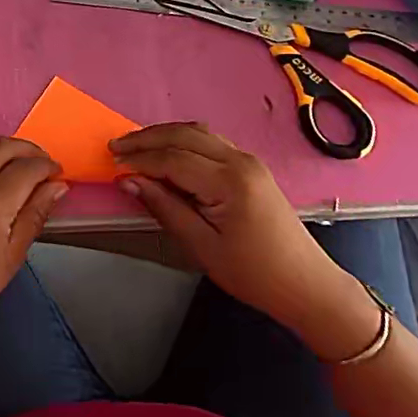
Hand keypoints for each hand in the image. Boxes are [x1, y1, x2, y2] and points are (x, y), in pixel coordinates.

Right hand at [111, 123, 380, 360]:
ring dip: (165, 135)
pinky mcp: (251, 166)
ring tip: (136, 146)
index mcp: (229, 181)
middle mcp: (240, 160)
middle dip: (147, 138)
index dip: (140, 160)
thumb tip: (130, 181)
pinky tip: (167, 152)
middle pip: (185, 135)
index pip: (173, 158)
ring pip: (199, 133)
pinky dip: (184, 141)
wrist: (305, 283)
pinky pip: (211, 142)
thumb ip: (165, 207)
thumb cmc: (253, 272)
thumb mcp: (202, 246)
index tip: (112, 164)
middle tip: (116, 146)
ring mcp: (248, 160)